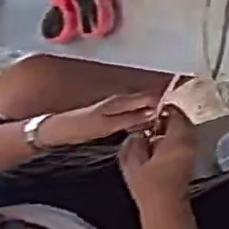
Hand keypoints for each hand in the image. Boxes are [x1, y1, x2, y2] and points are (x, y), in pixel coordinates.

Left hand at [38, 93, 160, 147]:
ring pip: (144, 107)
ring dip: (153, 115)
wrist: (54, 132)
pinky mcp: (115, 113)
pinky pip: (136, 113)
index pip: (153, 97)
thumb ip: (132, 119)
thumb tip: (154, 114)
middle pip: (151, 100)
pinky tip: (142, 129)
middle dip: (162, 109)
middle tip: (169, 123)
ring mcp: (119, 106)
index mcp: (123, 101)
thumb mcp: (107, 126)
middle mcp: (123, 100)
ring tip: (159, 127)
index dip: (166, 104)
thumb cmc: (79, 128)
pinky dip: (143, 119)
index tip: (174, 115)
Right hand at [118, 108, 197, 204]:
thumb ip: (134, 143)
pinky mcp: (191, 157)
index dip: (162, 109)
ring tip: (148, 135)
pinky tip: (156, 148)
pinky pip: (183, 140)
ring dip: (167, 130)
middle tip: (146, 123)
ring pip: (182, 131)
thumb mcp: (133, 162)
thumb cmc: (149, 184)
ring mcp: (194, 148)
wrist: (165, 205)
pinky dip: (171, 139)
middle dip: (164, 120)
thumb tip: (138, 133)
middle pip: (181, 121)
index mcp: (179, 137)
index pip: (175, 113)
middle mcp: (191, 139)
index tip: (148, 111)